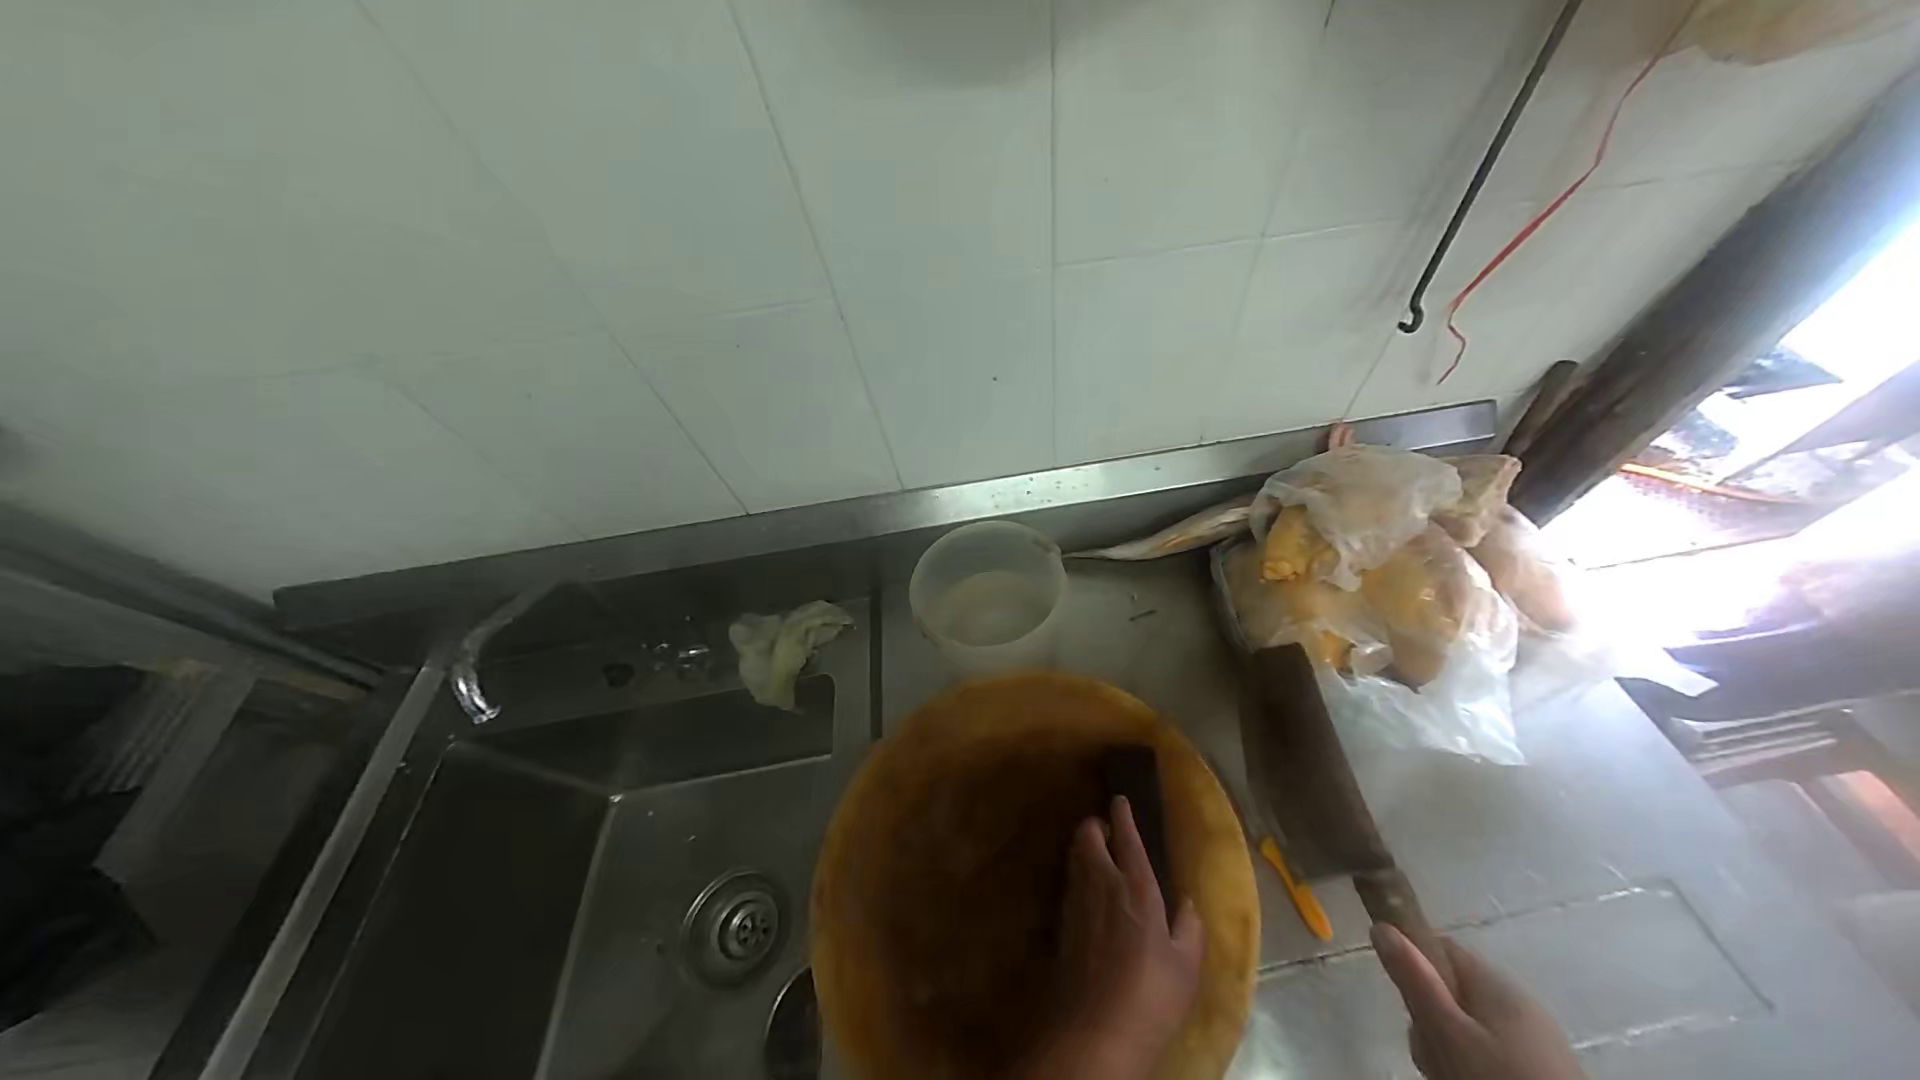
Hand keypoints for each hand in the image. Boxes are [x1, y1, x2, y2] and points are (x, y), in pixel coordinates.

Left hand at [1015, 796, 1205, 1079]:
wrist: (1094, 1029)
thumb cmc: (1151, 996)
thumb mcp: (1187, 966)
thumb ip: (1189, 927)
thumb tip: (1186, 902)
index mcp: (1137, 887)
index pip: (1127, 838)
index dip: (1123, 815)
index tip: (1120, 799)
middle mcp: (1102, 883)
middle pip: (1088, 836)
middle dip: (1095, 825)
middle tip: (1108, 828)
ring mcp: (1076, 900)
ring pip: (1075, 856)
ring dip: (1085, 846)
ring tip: (1099, 853)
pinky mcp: (1062, 921)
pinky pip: (1070, 881)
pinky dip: (1079, 872)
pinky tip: (1090, 889)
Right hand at [1373, 923, 1588, 1079]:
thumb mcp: (1447, 1032)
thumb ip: (1414, 979)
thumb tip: (1382, 926)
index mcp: (1497, 983)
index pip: (1439, 946)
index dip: (1412, 963)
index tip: (1403, 998)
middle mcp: (1518, 1003)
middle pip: (1451, 989)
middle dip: (1428, 1016)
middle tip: (1428, 1048)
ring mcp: (1534, 1040)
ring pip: (1467, 1025)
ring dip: (1447, 1045)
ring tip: (1447, 1072)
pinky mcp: (1542, 1071)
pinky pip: (1490, 1052)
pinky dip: (1471, 1065)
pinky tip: (1466, 1079)